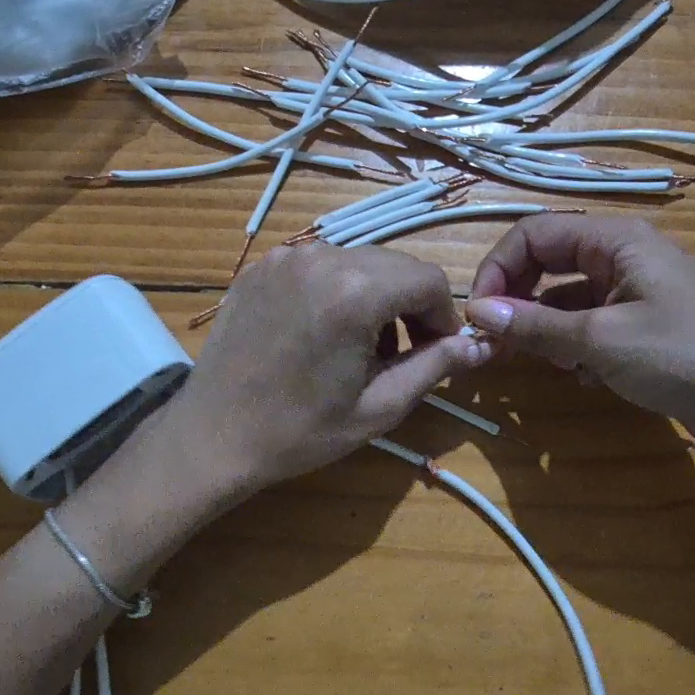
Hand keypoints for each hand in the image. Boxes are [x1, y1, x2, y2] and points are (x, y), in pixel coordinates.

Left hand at [165, 243, 491, 492]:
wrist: (214, 436)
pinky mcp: (260, 267)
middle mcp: (321, 258)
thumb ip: (435, 367)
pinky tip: (323, 335)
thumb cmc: (300, 432)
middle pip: (394, 265)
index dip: (444, 318)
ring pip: (358, 262)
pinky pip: (318, 267)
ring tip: (361, 349)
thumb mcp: (379, 407)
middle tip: (403, 355)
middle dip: (411, 306)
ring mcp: (285, 259)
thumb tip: (480, 345)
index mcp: (355, 292)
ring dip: (375, 298)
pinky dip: (337, 292)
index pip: (428, 281)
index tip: (438, 353)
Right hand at [464, 215, 694, 453]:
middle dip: (517, 299)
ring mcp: (633, 293)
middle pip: (547, 263)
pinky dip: (572, 348)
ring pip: (565, 299)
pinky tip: (578, 375)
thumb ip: (536, 325)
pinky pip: (588, 327)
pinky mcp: (641, 328)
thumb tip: (477, 311)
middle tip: (497, 342)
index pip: (534, 233)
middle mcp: (622, 258)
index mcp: (616, 240)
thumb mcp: (601, 340)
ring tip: (543, 361)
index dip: (499, 268)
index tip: (478, 314)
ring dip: (544, 328)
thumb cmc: (683, 355)